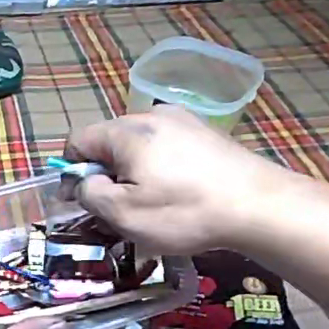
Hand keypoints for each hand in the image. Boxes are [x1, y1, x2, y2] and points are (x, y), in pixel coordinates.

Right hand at [65, 106, 295, 253]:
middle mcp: (153, 115)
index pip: (77, 139)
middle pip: (108, 141)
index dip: (69, 170)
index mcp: (127, 131)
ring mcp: (184, 121)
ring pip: (137, 145)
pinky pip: (164, 148)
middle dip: (102, 173)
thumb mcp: (123, 213)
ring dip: (130, 173)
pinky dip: (157, 169)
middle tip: (113, 209)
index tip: (78, 200)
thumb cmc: (183, 212)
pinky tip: (174, 195)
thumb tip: (85, 182)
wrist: (259, 206)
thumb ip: (90, 194)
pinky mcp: (206, 133)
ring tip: (146, 205)